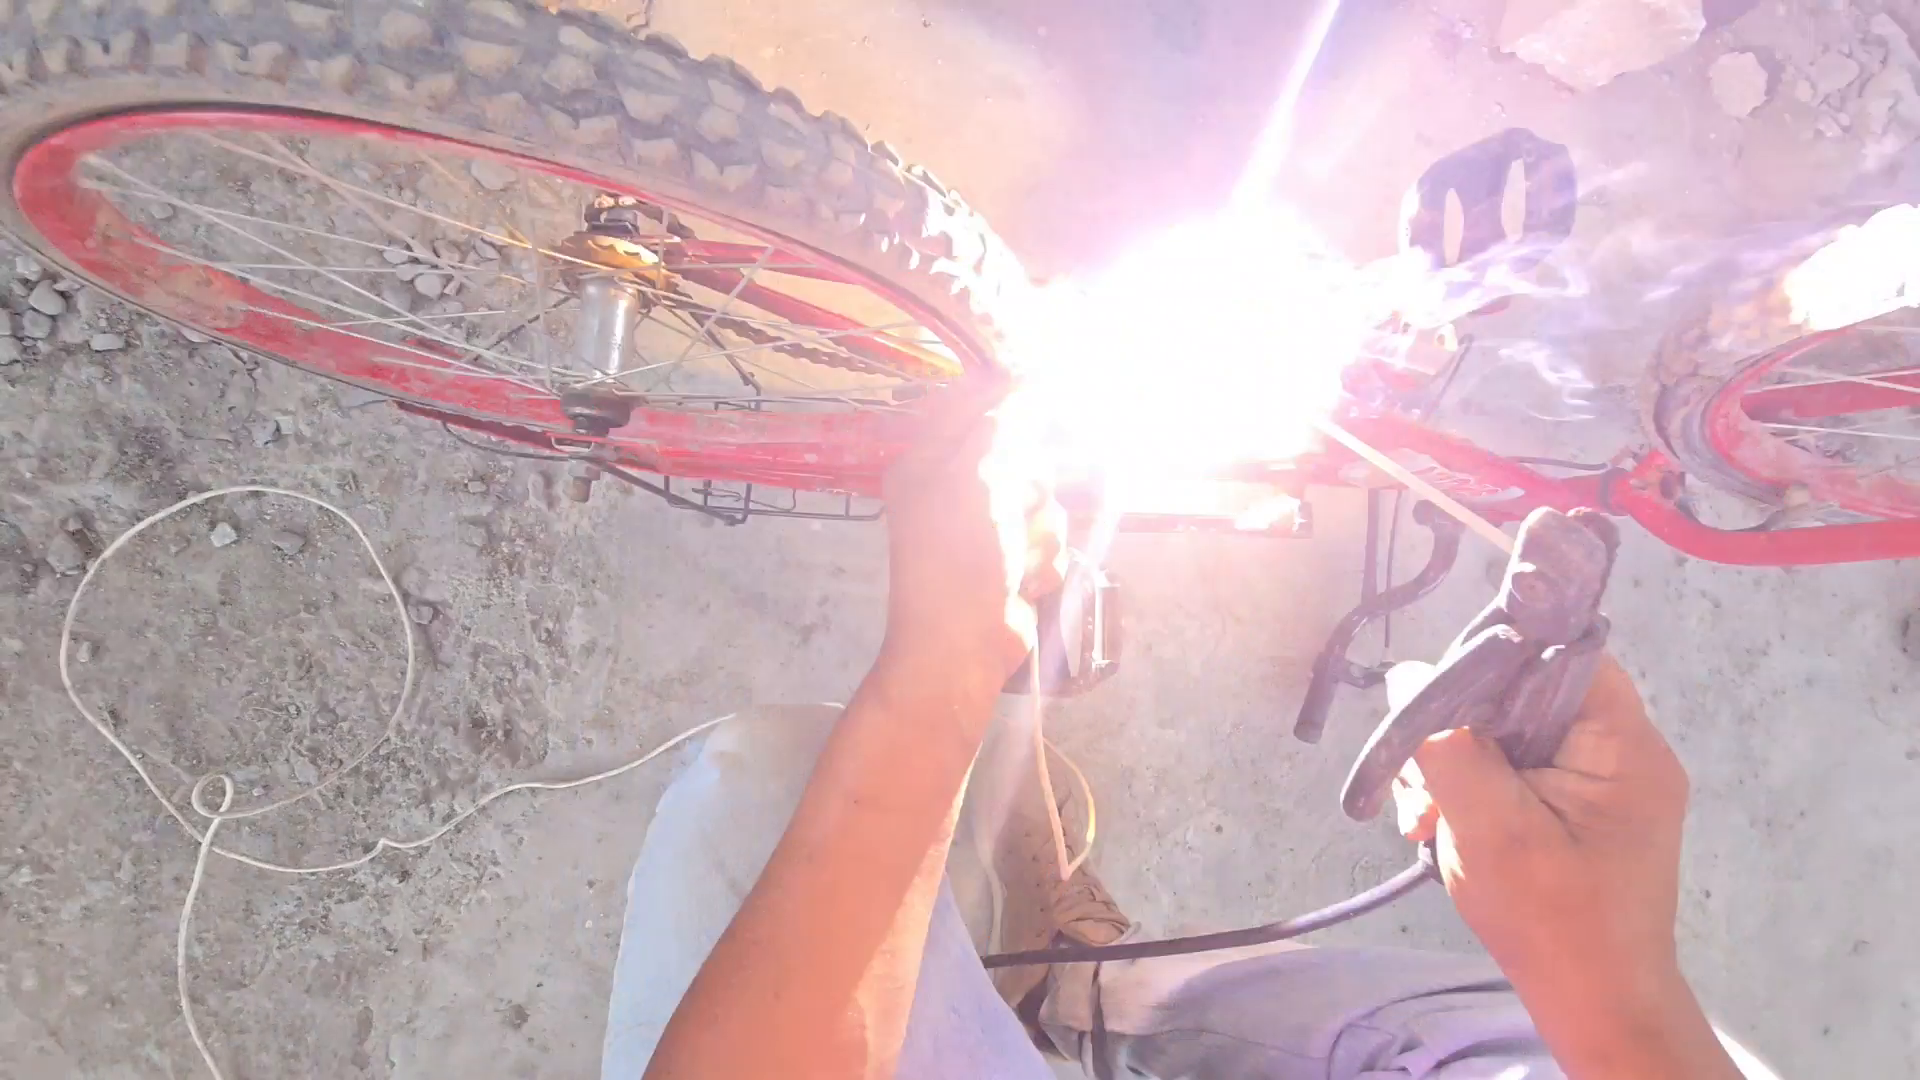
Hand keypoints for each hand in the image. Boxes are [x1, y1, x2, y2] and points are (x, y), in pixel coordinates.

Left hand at [878, 383, 1065, 697]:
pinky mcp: (1015, 562)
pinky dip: (1040, 564)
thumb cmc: (958, 559)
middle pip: (1022, 454)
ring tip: (1012, 563)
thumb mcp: (972, 480)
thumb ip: (999, 426)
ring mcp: (990, 530)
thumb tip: (1024, 380)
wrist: (964, 647)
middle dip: (1028, 486)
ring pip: (1045, 502)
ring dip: (1037, 534)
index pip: (970, 404)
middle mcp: (957, 490)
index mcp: (929, 464)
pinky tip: (1020, 585)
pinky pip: (1050, 542)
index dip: (1006, 393)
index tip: (1043, 388)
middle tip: (1011, 510)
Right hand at [1390, 655, 1740, 1078]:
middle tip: (1418, 774)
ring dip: (1444, 761)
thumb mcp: (1487, 823)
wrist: (1589, 1000)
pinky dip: (1457, 783)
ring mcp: (1588, 777)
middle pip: (1516, 692)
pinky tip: (1430, 819)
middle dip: (1452, 725)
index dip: (1497, 657)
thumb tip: (1405, 675)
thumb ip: (1445, 743)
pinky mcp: (1563, 799)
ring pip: (1496, 728)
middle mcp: (1613, 750)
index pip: (1564, 656)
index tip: (1439, 692)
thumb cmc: (1550, 915)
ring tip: (1420, 811)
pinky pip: (1499, 762)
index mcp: (1621, 747)